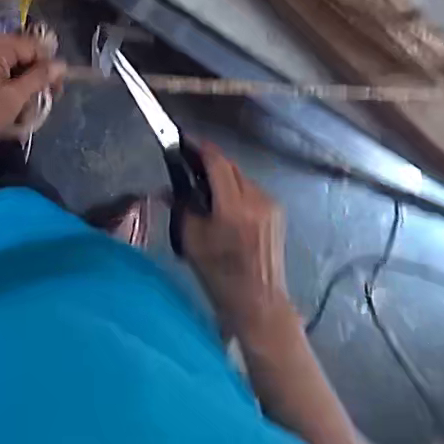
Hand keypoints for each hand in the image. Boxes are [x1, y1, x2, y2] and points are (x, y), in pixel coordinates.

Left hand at [0, 31, 64, 163]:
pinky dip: (12, 89)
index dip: (50, 67)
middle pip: (26, 55)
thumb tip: (62, 64)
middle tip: (45, 102)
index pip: (36, 47)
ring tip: (27, 111)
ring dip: (26, 87)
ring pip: (17, 66)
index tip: (58, 91)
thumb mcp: (15, 98)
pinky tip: (14, 109)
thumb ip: (40, 78)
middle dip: (37, 78)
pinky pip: (4, 73)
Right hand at [180, 141, 292, 338]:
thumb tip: (167, 188)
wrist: (259, 303)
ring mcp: (270, 204)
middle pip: (229, 165)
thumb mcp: (192, 241)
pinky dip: (235, 189)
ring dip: (222, 175)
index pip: (217, 162)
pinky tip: (224, 203)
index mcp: (234, 207)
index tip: (182, 140)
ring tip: (204, 185)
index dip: (198, 147)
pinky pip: (251, 189)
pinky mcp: (276, 211)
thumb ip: (181, 207)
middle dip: (209, 160)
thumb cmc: (220, 276)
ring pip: (240, 176)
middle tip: (188, 162)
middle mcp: (256, 199)